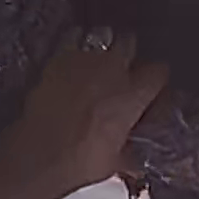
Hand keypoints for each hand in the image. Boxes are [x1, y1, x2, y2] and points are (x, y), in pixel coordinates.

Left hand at [0, 30, 168, 198]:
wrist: (40, 152)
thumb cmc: (82, 160)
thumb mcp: (115, 161)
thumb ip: (130, 150)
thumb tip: (136, 157)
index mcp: (132, 94)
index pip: (158, 71)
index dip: (157, 77)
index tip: (152, 83)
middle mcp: (112, 70)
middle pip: (129, 42)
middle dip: (128, 49)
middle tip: (123, 61)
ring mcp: (84, 60)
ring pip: (101, 36)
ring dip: (102, 46)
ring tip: (97, 56)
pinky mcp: (59, 58)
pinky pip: (72, 39)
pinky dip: (75, 45)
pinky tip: (73, 56)